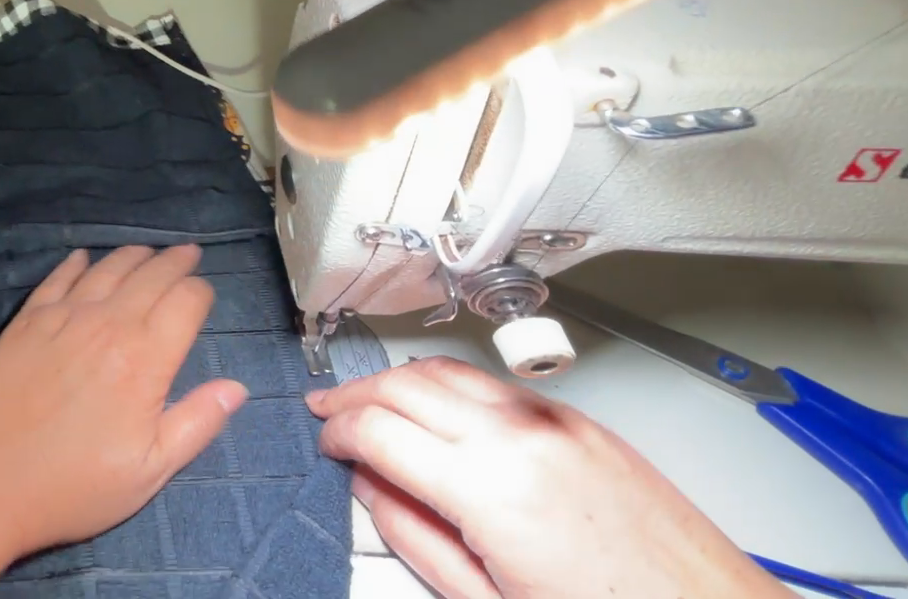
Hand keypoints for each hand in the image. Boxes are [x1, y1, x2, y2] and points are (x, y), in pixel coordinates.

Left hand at [0, 245, 247, 557]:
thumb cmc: (73, 484)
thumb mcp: (148, 471)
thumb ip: (196, 423)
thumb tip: (237, 388)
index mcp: (145, 359)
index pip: (185, 303)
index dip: (200, 292)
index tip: (204, 293)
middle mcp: (107, 323)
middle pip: (150, 276)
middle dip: (174, 261)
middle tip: (187, 252)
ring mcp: (63, 315)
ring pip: (107, 269)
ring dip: (132, 256)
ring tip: (147, 251)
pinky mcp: (28, 318)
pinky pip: (58, 277)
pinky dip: (76, 263)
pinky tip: (82, 258)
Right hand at [309, 356, 789, 598]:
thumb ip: (415, 536)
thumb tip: (371, 487)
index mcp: (489, 490)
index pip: (378, 430)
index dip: (339, 431)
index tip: (327, 441)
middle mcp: (517, 437)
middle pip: (403, 384)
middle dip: (354, 393)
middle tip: (328, 409)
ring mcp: (553, 421)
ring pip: (444, 370)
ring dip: (396, 380)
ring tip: (370, 399)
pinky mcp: (581, 421)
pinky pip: (491, 384)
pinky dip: (446, 384)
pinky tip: (435, 405)